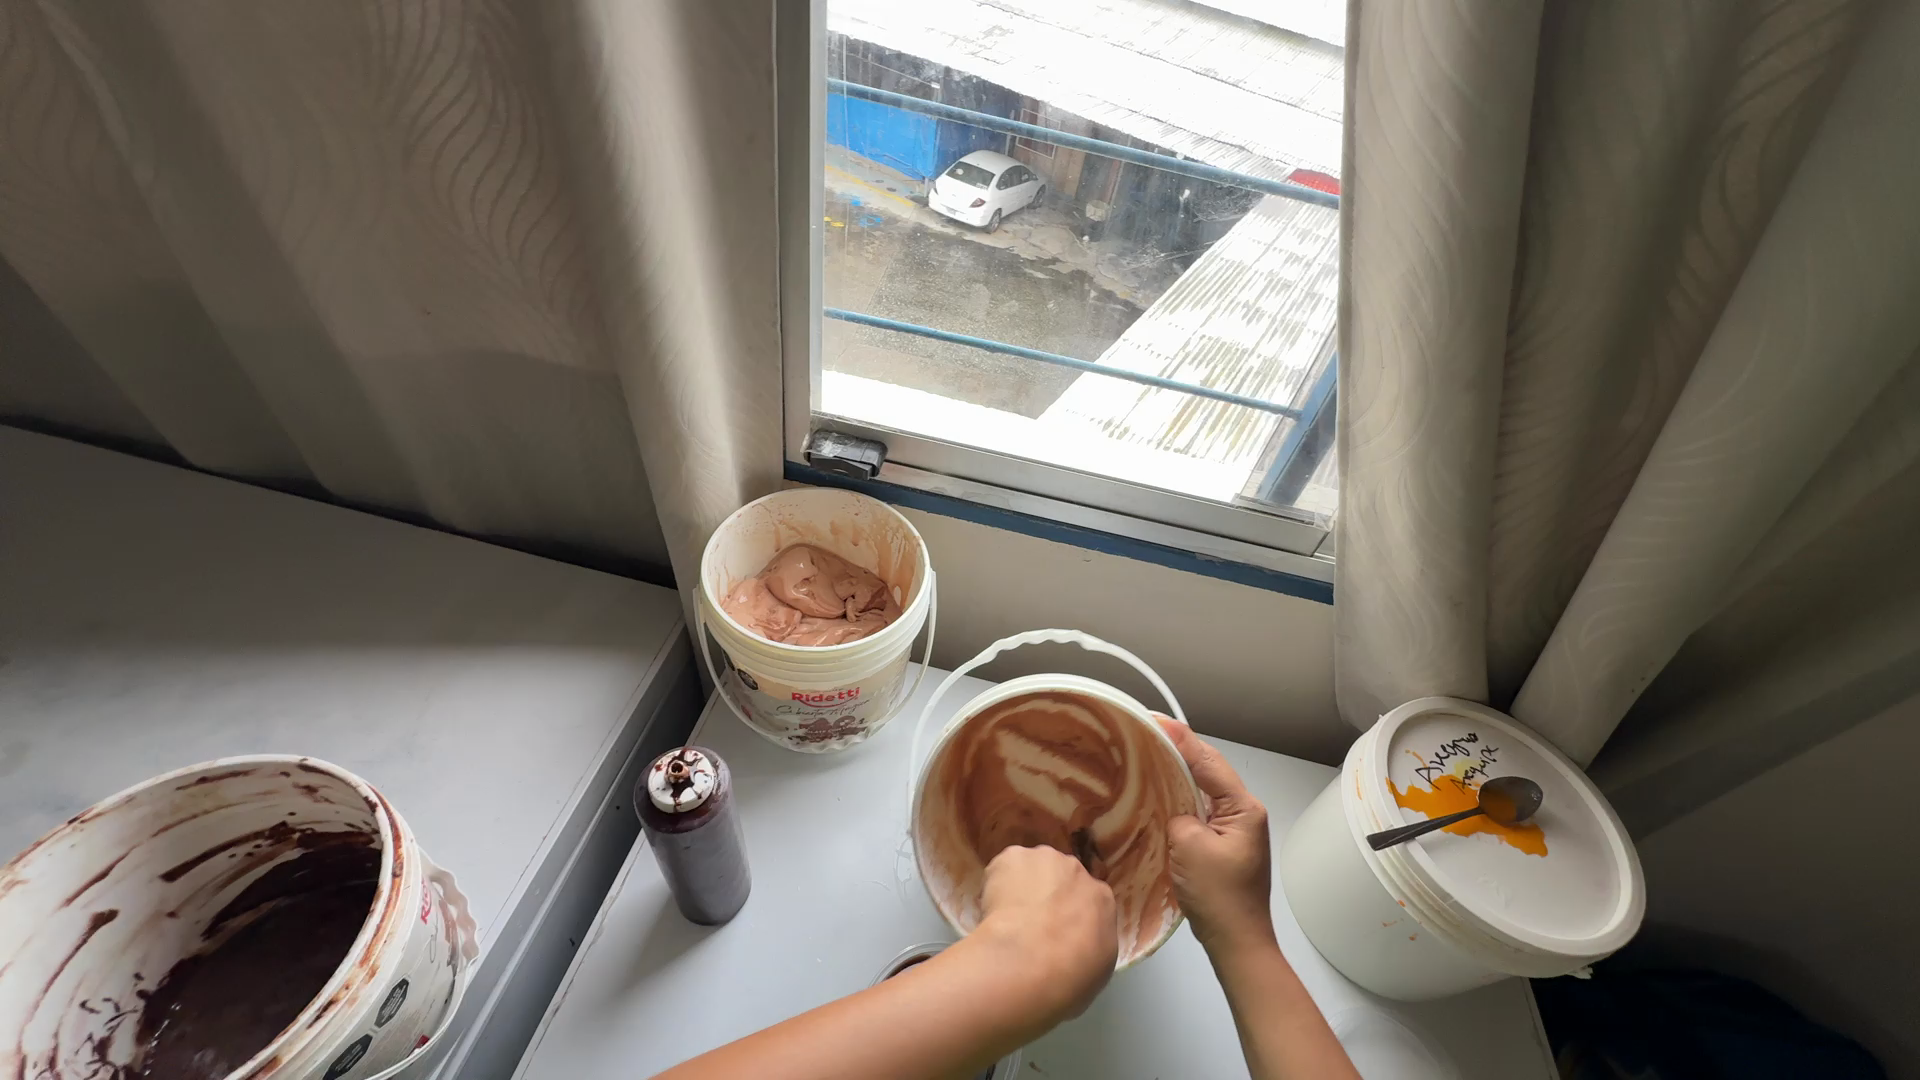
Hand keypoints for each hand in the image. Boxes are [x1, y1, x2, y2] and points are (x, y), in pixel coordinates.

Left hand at [968, 844, 1117, 1023]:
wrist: (1030, 962)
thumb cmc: (1069, 978)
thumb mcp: (1098, 970)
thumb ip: (1092, 944)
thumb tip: (1078, 941)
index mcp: (1102, 899)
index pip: (1088, 899)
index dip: (1071, 913)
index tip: (1057, 931)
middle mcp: (1076, 869)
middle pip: (1060, 876)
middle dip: (1047, 894)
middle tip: (1030, 923)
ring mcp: (1043, 858)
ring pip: (1030, 868)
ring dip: (1021, 885)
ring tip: (1007, 917)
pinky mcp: (1012, 856)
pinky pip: (1002, 869)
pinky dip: (995, 885)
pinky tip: (992, 911)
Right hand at [1157, 716, 1274, 951]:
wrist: (1237, 944)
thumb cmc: (1217, 896)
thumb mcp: (1189, 845)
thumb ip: (1177, 813)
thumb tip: (1171, 808)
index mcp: (1243, 808)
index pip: (1207, 761)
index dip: (1179, 738)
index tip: (1153, 719)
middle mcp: (1243, 811)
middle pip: (1207, 769)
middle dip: (1178, 748)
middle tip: (1144, 731)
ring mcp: (1233, 827)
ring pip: (1201, 788)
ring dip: (1177, 771)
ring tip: (1147, 752)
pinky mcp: (1222, 842)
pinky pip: (1197, 808)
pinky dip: (1178, 795)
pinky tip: (1157, 791)